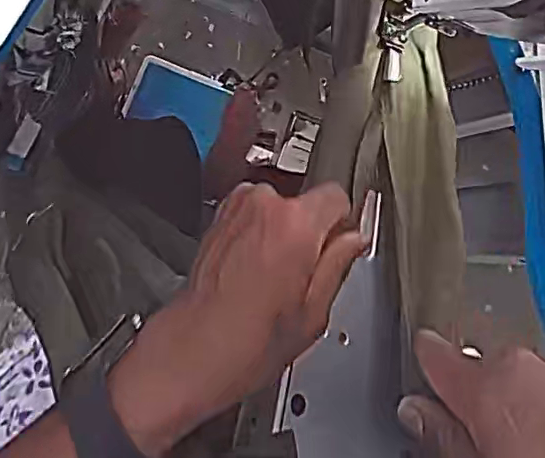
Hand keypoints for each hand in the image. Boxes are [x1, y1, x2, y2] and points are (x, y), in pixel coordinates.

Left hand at [106, 183, 365, 453]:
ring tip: (273, 276)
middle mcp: (267, 204)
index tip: (339, 242)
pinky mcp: (222, 213)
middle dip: (311, 231)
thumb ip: (338, 264)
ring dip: (283, 231)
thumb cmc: (244, 343)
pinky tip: (254, 269)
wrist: (190, 350)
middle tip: (302, 273)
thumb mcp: (312, 314)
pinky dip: (259, 232)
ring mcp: (240, 205)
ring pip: (282, 208)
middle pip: (308, 203)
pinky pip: (257, 212)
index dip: (342, 222)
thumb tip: (354, 239)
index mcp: (297, 224)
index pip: (338, 195)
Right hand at [396, 330, 544, 457]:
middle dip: (476, 390)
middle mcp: (517, 366)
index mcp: (483, 384)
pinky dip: (544, 399)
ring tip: (518, 438)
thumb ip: (442, 434)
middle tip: (477, 428)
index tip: (422, 356)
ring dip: (512, 394)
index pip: (437, 352)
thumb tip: (418, 412)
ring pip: (518, 372)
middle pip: (480, 364)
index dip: (425, 356)